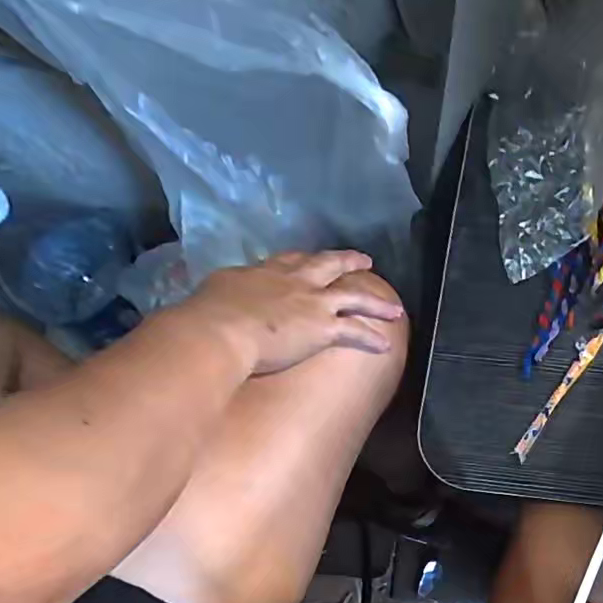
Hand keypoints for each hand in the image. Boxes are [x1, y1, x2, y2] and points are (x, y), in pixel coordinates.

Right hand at [171, 251, 405, 374]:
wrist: (219, 332)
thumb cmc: (208, 318)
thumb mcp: (214, 294)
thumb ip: (227, 296)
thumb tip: (223, 302)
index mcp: (263, 272)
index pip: (289, 260)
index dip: (304, 259)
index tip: (311, 257)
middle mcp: (293, 281)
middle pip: (326, 265)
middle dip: (346, 262)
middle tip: (364, 259)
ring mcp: (311, 302)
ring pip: (352, 296)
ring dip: (375, 302)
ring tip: (394, 308)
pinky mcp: (323, 327)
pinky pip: (355, 331)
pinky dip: (372, 338)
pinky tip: (387, 344)